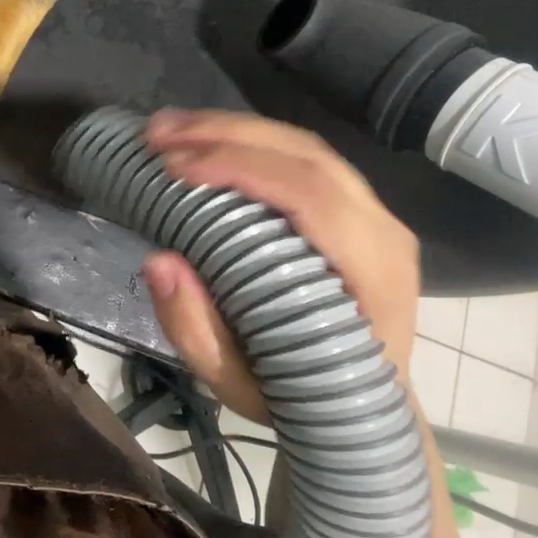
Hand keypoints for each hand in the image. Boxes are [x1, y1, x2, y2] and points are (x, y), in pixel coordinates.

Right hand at [139, 109, 419, 423]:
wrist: (357, 409)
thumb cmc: (298, 394)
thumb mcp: (236, 383)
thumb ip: (196, 330)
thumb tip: (158, 260)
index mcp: (371, 276)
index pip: (311, 195)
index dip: (240, 167)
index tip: (172, 168)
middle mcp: (382, 233)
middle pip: (308, 156)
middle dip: (225, 134)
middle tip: (155, 135)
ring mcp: (373, 215)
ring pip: (305, 146)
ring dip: (230, 128)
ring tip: (166, 129)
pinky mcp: (355, 208)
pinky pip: (302, 157)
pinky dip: (246, 139)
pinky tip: (199, 139)